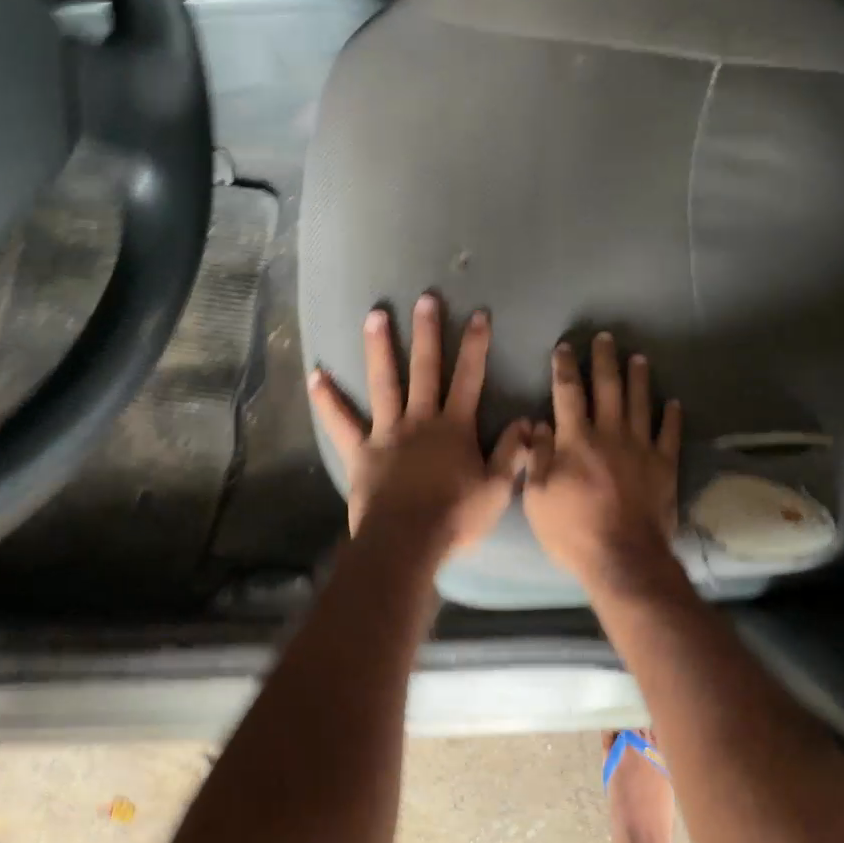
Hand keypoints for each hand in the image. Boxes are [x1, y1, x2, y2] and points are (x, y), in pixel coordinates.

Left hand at [308, 294, 528, 557]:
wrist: (406, 543)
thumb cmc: (455, 518)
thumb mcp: (496, 489)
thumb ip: (511, 453)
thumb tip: (527, 423)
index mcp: (455, 427)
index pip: (469, 378)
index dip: (475, 346)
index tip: (478, 314)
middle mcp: (421, 420)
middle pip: (425, 369)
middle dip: (427, 332)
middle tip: (425, 299)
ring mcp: (387, 432)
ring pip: (384, 383)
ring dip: (380, 348)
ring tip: (375, 315)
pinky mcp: (360, 451)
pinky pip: (342, 422)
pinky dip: (328, 399)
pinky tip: (316, 375)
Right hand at [523, 332, 681, 587]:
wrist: (624, 559)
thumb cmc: (573, 532)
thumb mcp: (537, 498)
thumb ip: (537, 457)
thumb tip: (539, 424)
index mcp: (576, 440)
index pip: (569, 393)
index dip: (566, 367)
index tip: (565, 347)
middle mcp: (610, 434)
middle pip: (608, 388)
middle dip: (605, 360)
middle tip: (606, 337)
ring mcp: (642, 448)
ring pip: (641, 403)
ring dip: (639, 378)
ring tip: (639, 358)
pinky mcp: (665, 466)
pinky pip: (670, 434)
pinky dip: (672, 416)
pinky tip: (674, 402)